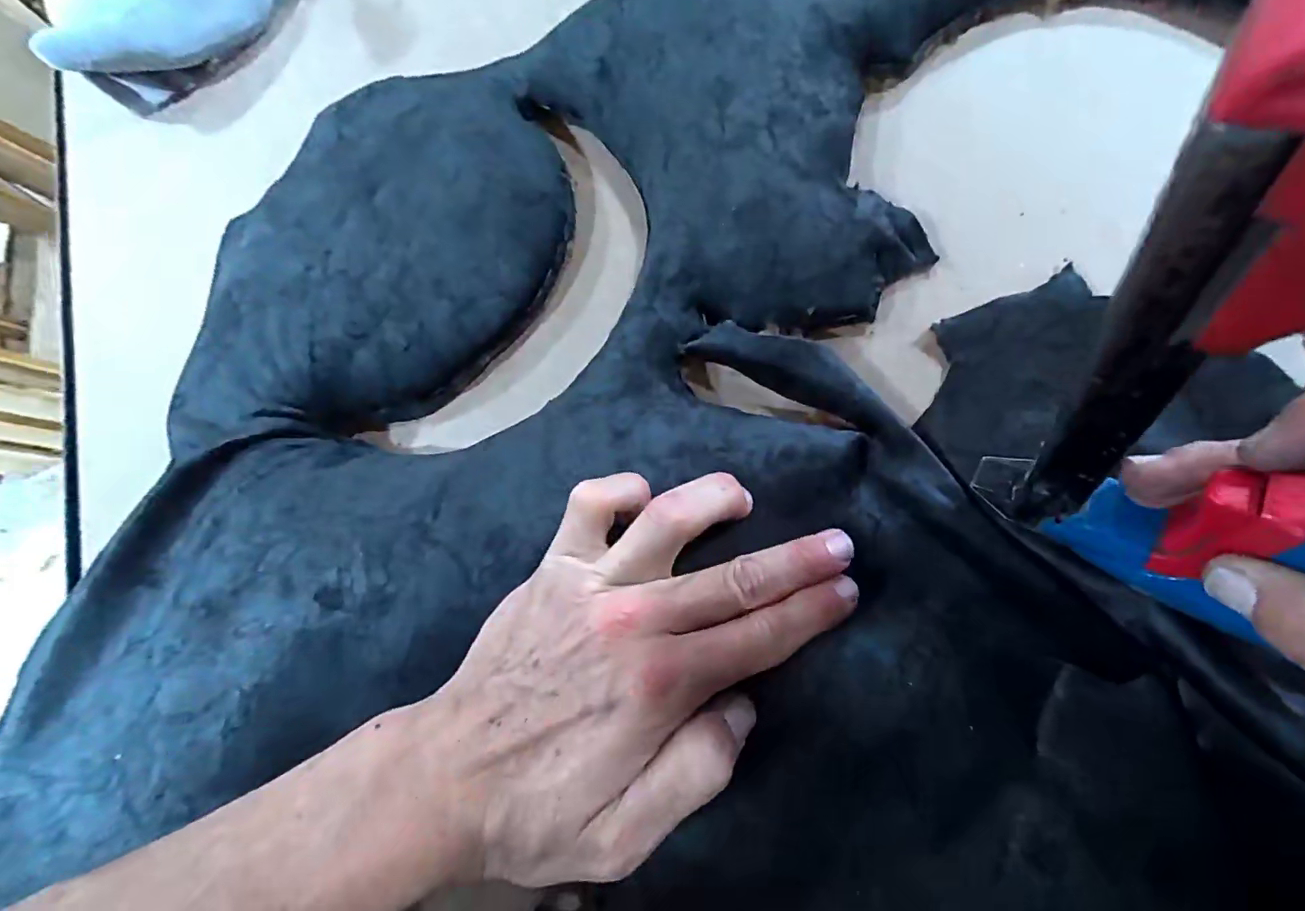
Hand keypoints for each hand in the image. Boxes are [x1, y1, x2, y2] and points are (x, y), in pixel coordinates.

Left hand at [411, 472, 858, 888]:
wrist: (434, 785)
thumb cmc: (537, 810)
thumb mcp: (622, 838)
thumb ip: (699, 775)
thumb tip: (742, 706)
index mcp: (661, 686)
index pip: (762, 636)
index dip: (813, 610)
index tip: (848, 588)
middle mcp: (634, 624)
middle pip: (738, 578)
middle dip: (801, 559)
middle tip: (841, 542)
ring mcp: (590, 588)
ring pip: (666, 520)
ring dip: (714, 499)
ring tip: (743, 497)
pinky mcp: (552, 570)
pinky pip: (587, 506)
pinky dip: (620, 489)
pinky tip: (643, 494)